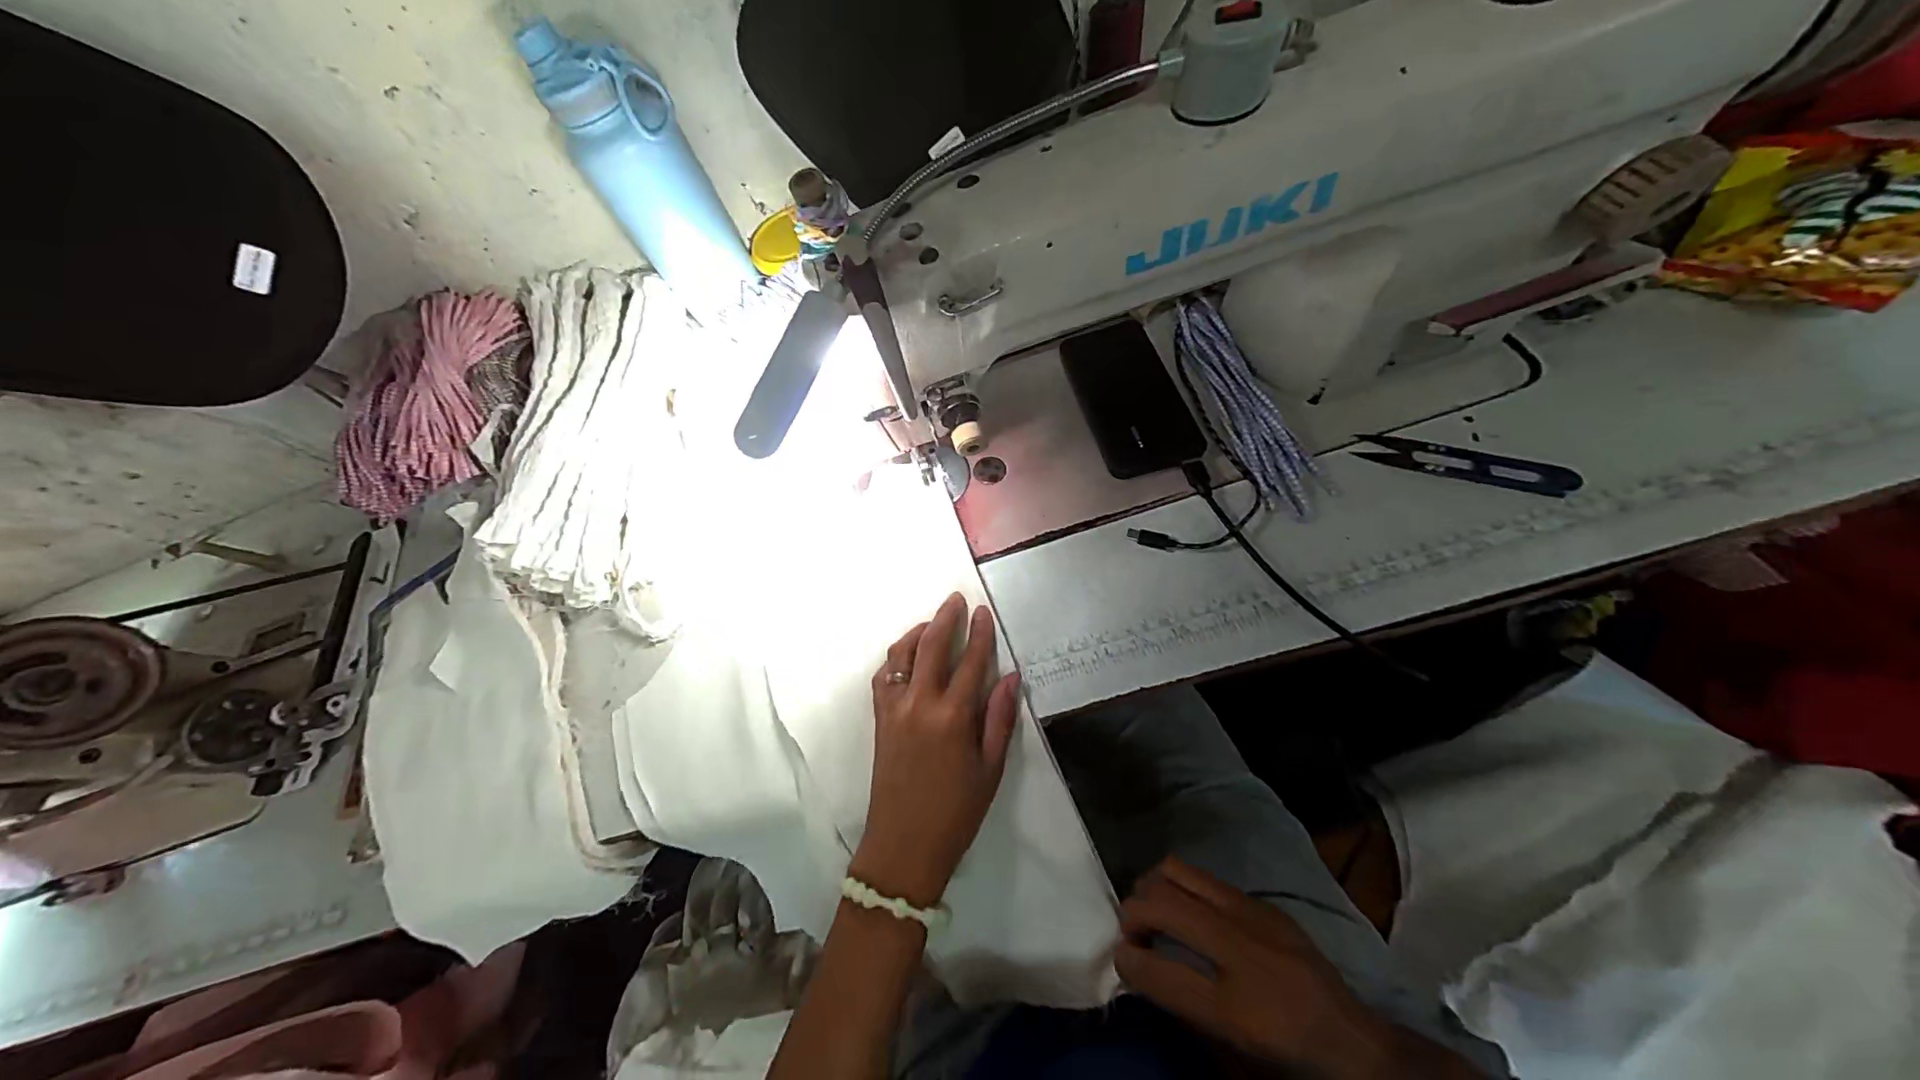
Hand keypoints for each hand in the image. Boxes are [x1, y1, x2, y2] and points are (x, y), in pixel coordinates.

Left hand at [850, 593, 1020, 910]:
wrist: (904, 844)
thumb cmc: (957, 811)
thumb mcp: (990, 768)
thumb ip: (999, 718)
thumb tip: (1010, 676)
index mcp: (953, 716)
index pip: (970, 662)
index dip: (980, 633)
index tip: (983, 612)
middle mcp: (920, 704)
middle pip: (932, 646)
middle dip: (945, 618)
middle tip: (956, 599)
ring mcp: (894, 709)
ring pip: (902, 656)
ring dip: (918, 632)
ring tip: (933, 622)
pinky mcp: (879, 720)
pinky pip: (884, 677)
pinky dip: (896, 658)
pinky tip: (908, 657)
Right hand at [1115, 858, 1401, 1078]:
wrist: (1349, 1037)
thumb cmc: (1282, 1048)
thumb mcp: (1228, 1041)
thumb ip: (1179, 1000)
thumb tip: (1135, 962)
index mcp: (1233, 1006)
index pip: (1156, 970)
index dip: (1125, 959)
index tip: (1119, 957)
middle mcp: (1240, 950)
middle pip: (1161, 902)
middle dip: (1131, 913)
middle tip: (1132, 933)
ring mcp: (1253, 915)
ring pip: (1177, 871)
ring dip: (1154, 888)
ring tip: (1155, 911)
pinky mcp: (1263, 902)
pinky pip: (1204, 877)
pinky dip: (1182, 887)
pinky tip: (1189, 910)